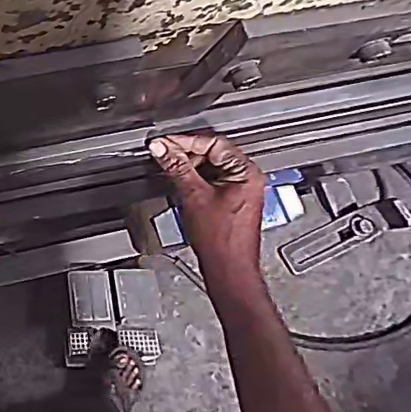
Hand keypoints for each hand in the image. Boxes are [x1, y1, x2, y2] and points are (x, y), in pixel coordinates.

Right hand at [149, 133, 267, 292]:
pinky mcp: (231, 200)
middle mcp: (247, 178)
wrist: (228, 269)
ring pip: (211, 166)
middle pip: (213, 153)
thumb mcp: (194, 196)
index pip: (214, 143)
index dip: (186, 141)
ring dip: (189, 166)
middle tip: (164, 153)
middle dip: (186, 153)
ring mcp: (240, 189)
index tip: (165, 143)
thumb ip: (177, 168)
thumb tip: (163, 148)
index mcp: (246, 172)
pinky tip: (180, 181)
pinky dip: (194, 178)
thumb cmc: (222, 241)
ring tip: (169, 168)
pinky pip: (211, 180)